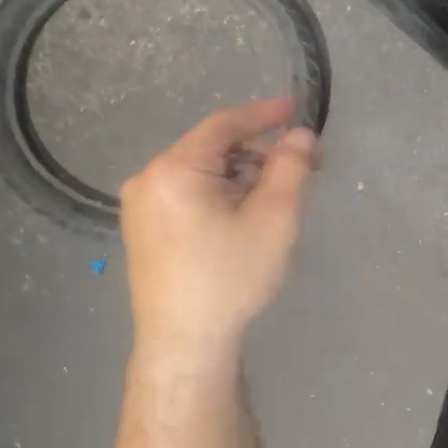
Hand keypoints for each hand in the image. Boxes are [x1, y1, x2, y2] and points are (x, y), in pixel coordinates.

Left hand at [120, 99, 318, 365]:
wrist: (185, 340)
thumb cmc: (231, 276)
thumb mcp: (274, 219)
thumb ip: (291, 169)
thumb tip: (302, 135)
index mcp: (175, 170)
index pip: (224, 125)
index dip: (265, 114)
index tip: (299, 107)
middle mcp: (148, 179)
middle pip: (214, 149)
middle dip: (261, 153)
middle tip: (305, 169)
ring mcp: (142, 206)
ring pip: (205, 173)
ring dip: (245, 177)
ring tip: (280, 202)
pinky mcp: (146, 229)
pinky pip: (191, 194)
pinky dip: (225, 195)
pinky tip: (248, 218)